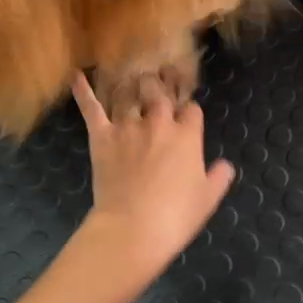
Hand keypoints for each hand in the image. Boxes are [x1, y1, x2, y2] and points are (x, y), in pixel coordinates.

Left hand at [71, 71, 234, 279]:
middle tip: (155, 84)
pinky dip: (83, 91)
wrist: (134, 227)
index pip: (191, 109)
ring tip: (128, 78)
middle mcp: (158, 122)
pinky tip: (76, 76)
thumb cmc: (176, 216)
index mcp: (187, 135)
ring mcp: (127, 127)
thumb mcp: (207, 199)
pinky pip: (91, 109)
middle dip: (158, 86)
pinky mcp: (101, 136)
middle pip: (158, 91)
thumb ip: (218, 177)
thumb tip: (226, 166)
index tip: (187, 118)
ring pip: (127, 94)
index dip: (189, 111)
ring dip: (129, 86)